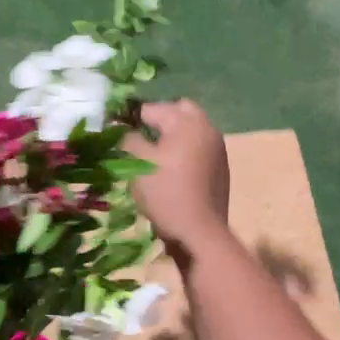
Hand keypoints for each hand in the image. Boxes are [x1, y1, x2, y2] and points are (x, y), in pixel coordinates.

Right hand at [125, 100, 229, 248]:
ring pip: (192, 128)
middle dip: (159, 119)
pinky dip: (185, 150)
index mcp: (186, 121)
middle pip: (180, 110)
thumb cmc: (166, 193)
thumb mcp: (139, 164)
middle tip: (141, 137)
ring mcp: (218, 147)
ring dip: (174, 134)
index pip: (152, 108)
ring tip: (155, 154)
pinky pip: (200, 147)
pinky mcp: (221, 166)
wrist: (199, 231)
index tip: (118, 131)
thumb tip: (123, 129)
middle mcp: (207, 127)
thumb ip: (129, 139)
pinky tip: (174, 169)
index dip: (132, 118)